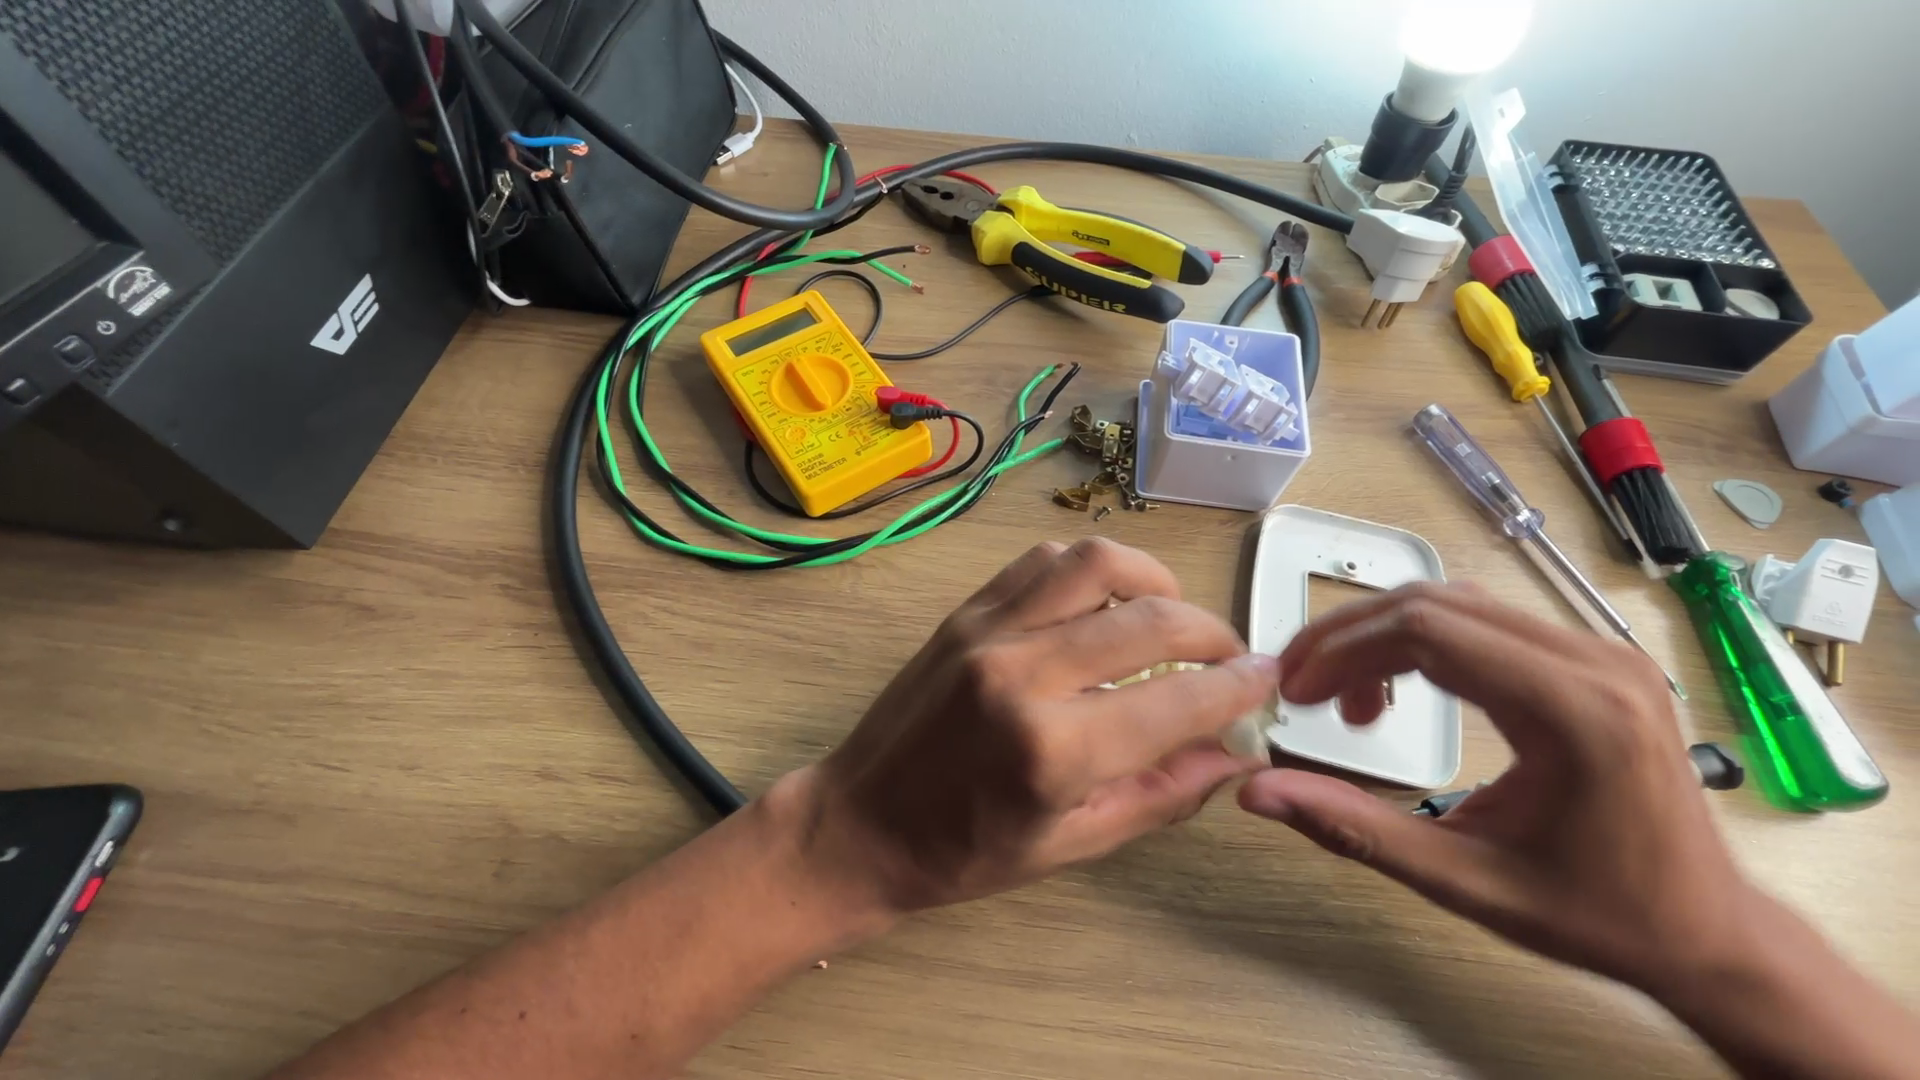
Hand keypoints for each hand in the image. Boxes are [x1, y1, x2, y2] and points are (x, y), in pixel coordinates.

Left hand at [772, 538, 1275, 915]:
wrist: (859, 823)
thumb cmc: (963, 853)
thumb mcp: (1073, 845)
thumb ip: (1161, 794)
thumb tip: (1233, 752)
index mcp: (1052, 750)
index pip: (1179, 701)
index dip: (1239, 689)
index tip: (1267, 681)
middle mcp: (1023, 673)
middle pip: (1151, 620)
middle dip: (1212, 634)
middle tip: (1229, 656)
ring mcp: (988, 630)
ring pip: (1097, 563)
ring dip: (1154, 580)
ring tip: (1170, 616)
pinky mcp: (965, 612)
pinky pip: (1043, 561)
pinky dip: (1090, 568)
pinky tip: (1104, 601)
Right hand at [1237, 583, 1754, 994]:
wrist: (1708, 930)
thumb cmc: (1595, 913)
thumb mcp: (1464, 880)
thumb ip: (1355, 828)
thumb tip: (1257, 793)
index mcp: (1574, 711)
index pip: (1426, 631)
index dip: (1341, 651)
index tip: (1294, 694)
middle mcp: (1593, 661)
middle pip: (1430, 603)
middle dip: (1346, 638)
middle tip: (1299, 688)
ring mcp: (1598, 652)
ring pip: (1451, 603)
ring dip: (1377, 638)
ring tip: (1341, 697)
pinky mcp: (1590, 658)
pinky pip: (1479, 620)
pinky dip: (1416, 643)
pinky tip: (1395, 689)